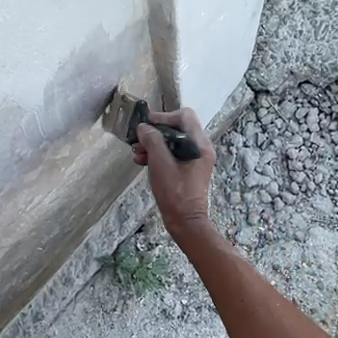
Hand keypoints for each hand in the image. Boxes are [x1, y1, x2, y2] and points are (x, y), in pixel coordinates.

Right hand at [133, 108, 215, 241]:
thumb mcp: (160, 163)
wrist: (185, 222)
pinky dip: (158, 154)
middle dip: (155, 132)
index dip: (163, 116)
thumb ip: (152, 140)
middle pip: (177, 127)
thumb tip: (143, 127)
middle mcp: (201, 148)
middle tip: (138, 140)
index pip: (184, 116)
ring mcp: (196, 158)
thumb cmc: (174, 193)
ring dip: (153, 143)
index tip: (146, 125)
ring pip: (173, 140)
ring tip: (137, 153)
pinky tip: (142, 161)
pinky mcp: (189, 168)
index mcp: (200, 144)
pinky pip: (173, 152)